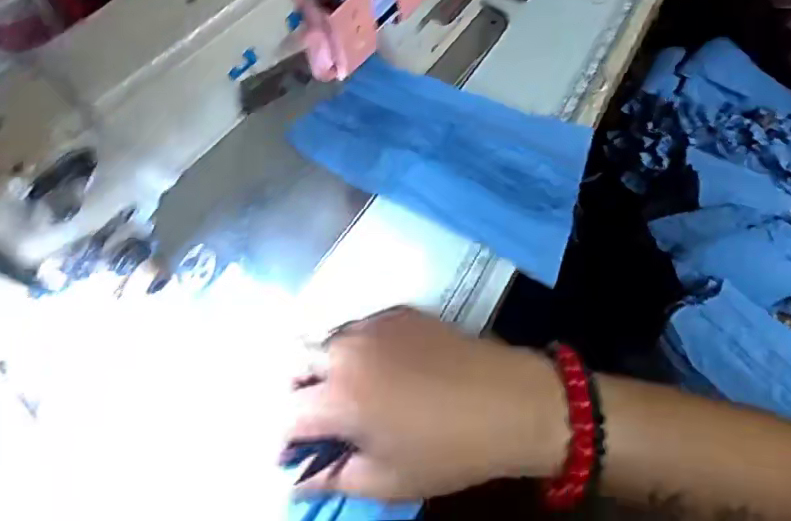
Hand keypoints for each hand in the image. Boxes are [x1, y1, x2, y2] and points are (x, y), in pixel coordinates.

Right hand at [287, 307, 570, 500]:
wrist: (505, 398)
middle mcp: (350, 349)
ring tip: (353, 394)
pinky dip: (359, 346)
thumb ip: (331, 475)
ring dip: (327, 366)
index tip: (299, 456)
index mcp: (338, 395)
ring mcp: (377, 323)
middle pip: (298, 361)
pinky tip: (384, 369)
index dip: (286, 441)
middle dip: (300, 392)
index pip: (285, 415)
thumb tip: (299, 477)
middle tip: (322, 420)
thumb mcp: (383, 480)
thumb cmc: (444, 449)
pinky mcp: (403, 310)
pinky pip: (363, 326)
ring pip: (330, 339)